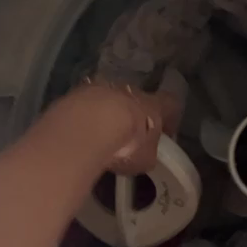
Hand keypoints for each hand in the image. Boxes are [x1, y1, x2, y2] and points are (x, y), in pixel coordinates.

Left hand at [62, 81, 182, 176]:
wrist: (87, 127)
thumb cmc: (127, 144)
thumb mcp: (145, 159)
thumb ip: (147, 153)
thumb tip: (145, 154)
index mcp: (153, 105)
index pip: (170, 103)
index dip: (170, 116)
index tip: (166, 130)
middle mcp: (130, 91)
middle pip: (136, 97)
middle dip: (132, 113)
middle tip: (127, 134)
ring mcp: (101, 87)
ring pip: (108, 96)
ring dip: (106, 112)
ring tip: (98, 134)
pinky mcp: (76, 92)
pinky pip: (84, 102)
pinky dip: (84, 114)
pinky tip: (79, 131)